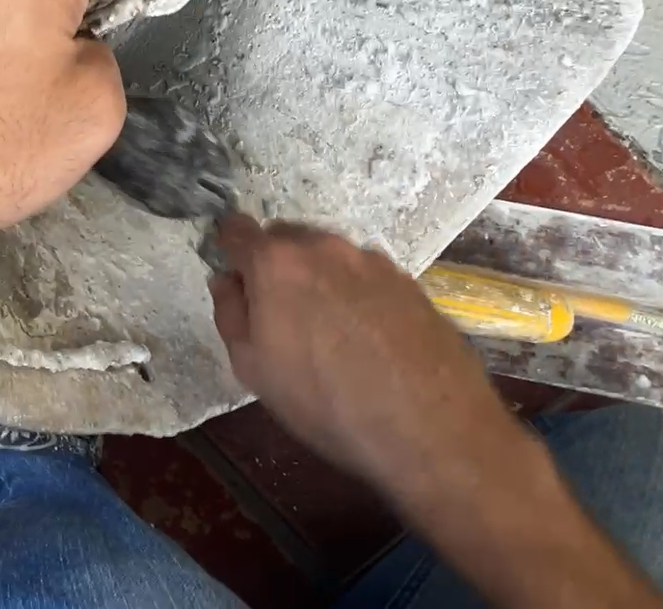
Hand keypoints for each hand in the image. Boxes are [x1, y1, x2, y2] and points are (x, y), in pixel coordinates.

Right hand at [208, 214, 528, 500]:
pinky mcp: (410, 281)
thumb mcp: (252, 367)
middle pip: (284, 237)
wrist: (435, 433)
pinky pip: (365, 275)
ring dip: (318, 277)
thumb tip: (227, 280)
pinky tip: (368, 337)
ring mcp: (372, 260)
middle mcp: (323, 246)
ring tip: (330, 330)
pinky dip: (356, 293)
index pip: (236, 228)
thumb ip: (230, 312)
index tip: (237, 280)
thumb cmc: (325, 401)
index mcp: (275, 261)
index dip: (230, 250)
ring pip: (327, 255)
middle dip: (275, 265)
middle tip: (281, 313)